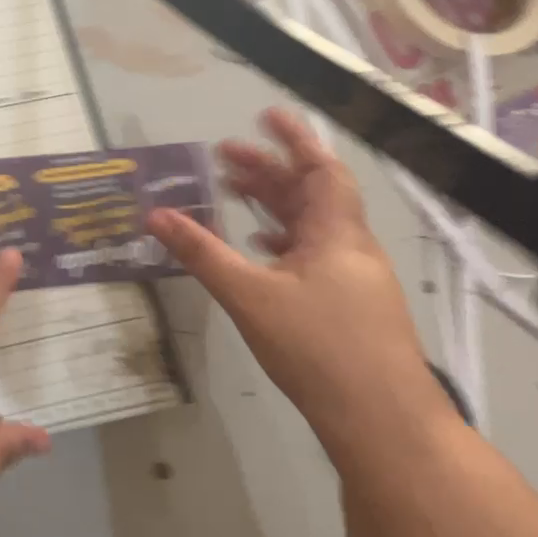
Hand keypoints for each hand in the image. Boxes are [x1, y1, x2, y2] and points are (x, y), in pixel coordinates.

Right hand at [147, 109, 452, 442]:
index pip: (321, 171)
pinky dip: (282, 238)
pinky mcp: (349, 306)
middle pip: (312, 194)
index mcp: (337, 236)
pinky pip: (313, 252)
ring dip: (273, 203)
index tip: (266, 114)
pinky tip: (258, 247)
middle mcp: (351, 249)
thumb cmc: (319, 349)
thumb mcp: (248, 295)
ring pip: (312, 225)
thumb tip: (154, 215)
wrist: (383, 422)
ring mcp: (353, 279)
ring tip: (230, 193)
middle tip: (224, 156)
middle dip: (269, 171)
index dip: (295, 140)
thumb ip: (201, 252)